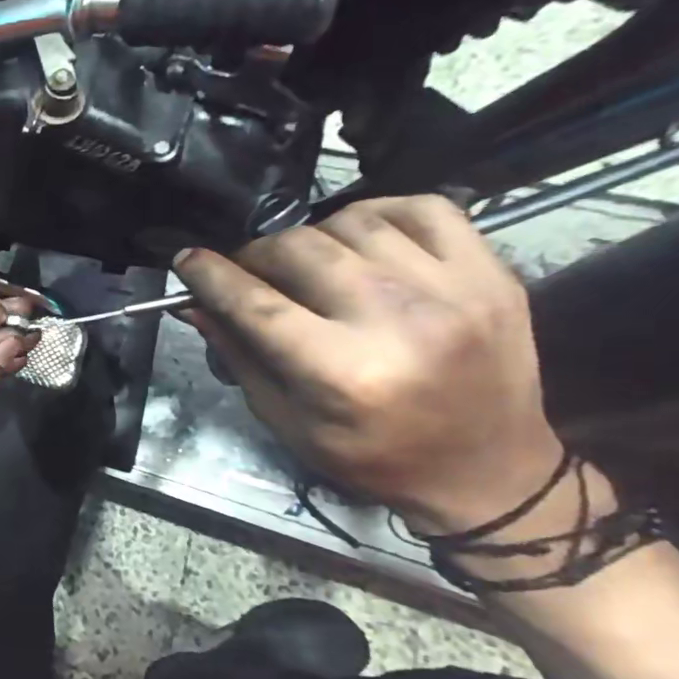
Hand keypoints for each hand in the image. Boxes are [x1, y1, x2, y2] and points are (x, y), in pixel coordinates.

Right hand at [173, 195, 563, 532]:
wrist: (490, 471)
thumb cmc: (378, 458)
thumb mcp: (292, 424)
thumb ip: (240, 356)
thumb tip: (196, 302)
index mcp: (345, 375)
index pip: (256, 303)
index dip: (211, 275)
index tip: (188, 260)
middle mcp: (398, 322)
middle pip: (298, 250)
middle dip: (257, 255)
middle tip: (250, 271)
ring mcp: (452, 289)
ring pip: (351, 221)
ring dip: (314, 236)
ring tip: (310, 262)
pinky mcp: (488, 272)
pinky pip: (421, 207)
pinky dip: (379, 212)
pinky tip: (363, 237)